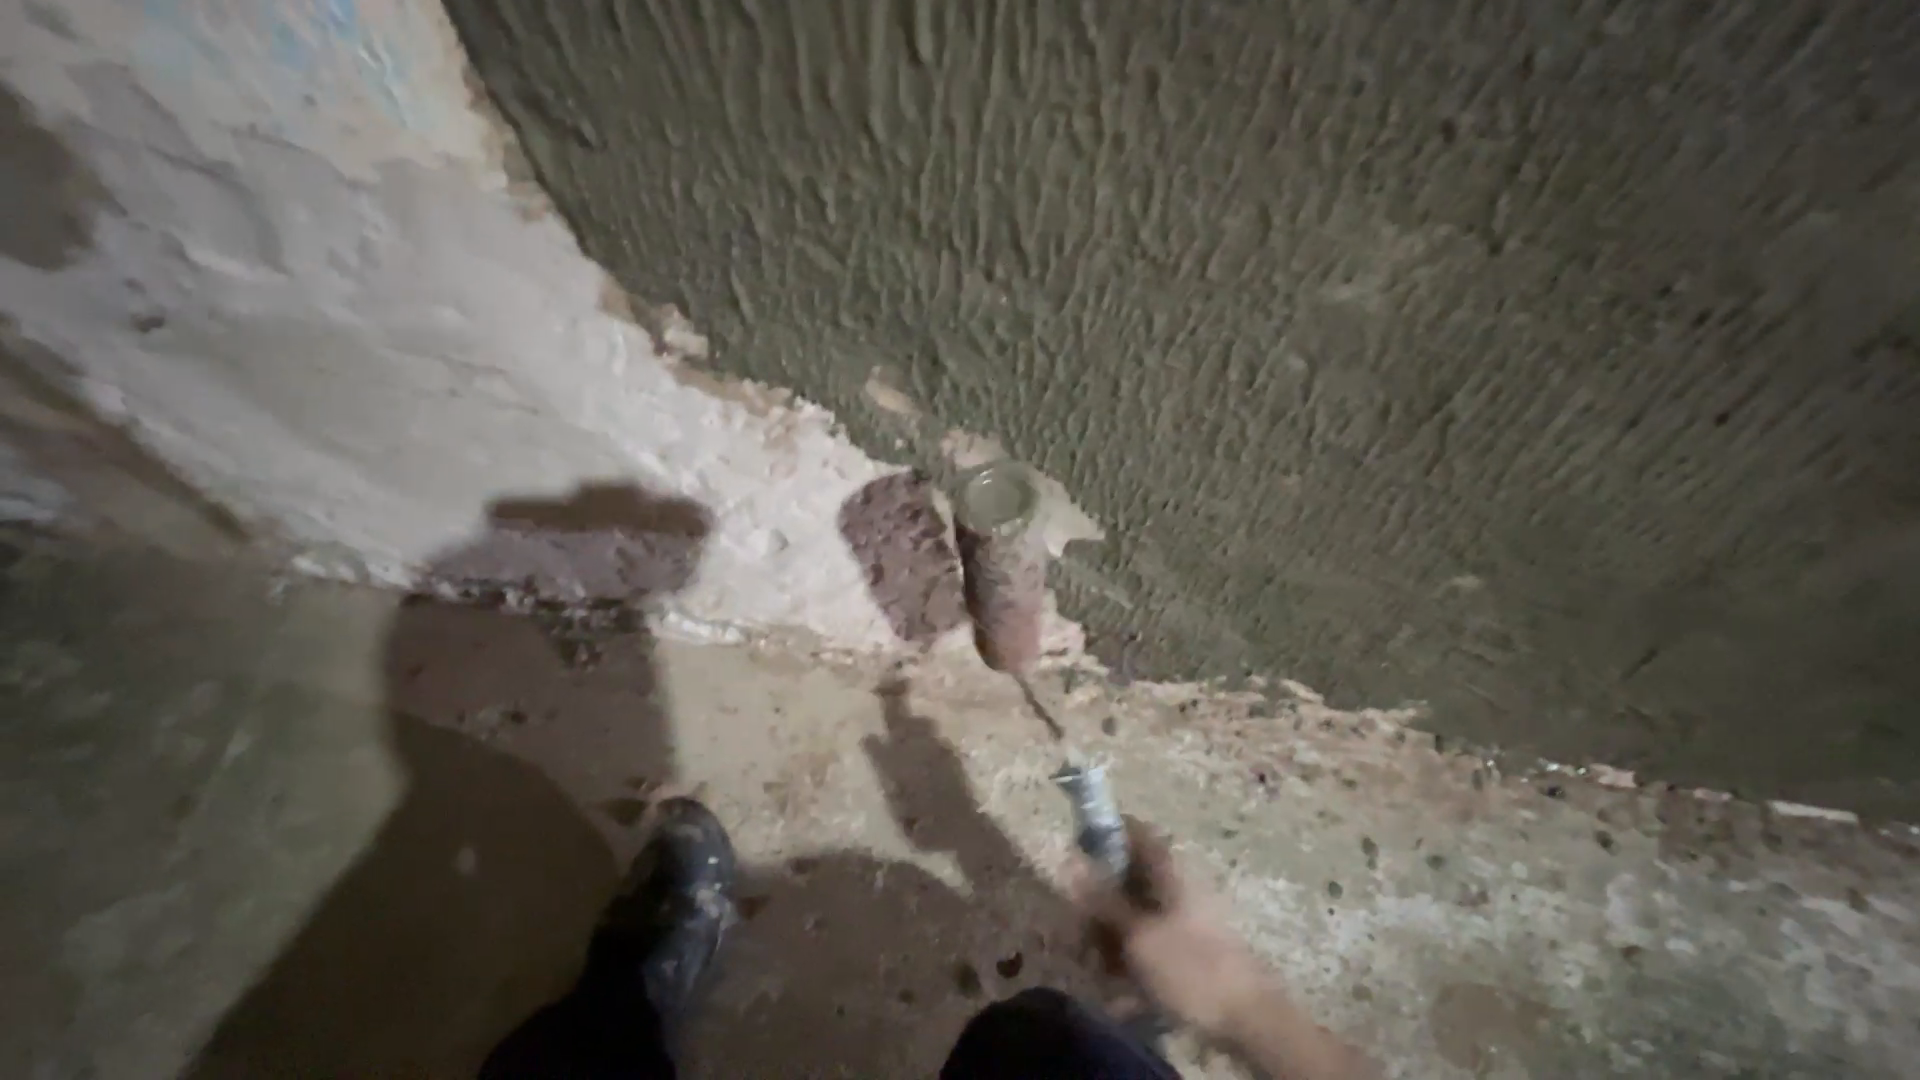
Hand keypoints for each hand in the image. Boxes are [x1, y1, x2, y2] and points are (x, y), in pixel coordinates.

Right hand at [1068, 818, 1270, 1037]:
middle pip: (1127, 875)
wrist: (1250, 1019)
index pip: (1133, 830)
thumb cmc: (1191, 968)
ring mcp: (1184, 916)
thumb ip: (1102, 899)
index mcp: (1168, 869)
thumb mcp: (1137, 935)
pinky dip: (1131, 960)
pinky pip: (1149, 942)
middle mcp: (1176, 884)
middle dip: (1099, 903)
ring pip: (1134, 913)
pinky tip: (1122, 993)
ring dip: (1111, 938)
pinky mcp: (1189, 948)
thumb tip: (1070, 858)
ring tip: (1100, 971)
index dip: (1103, 832)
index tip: (1076, 852)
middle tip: (1083, 935)